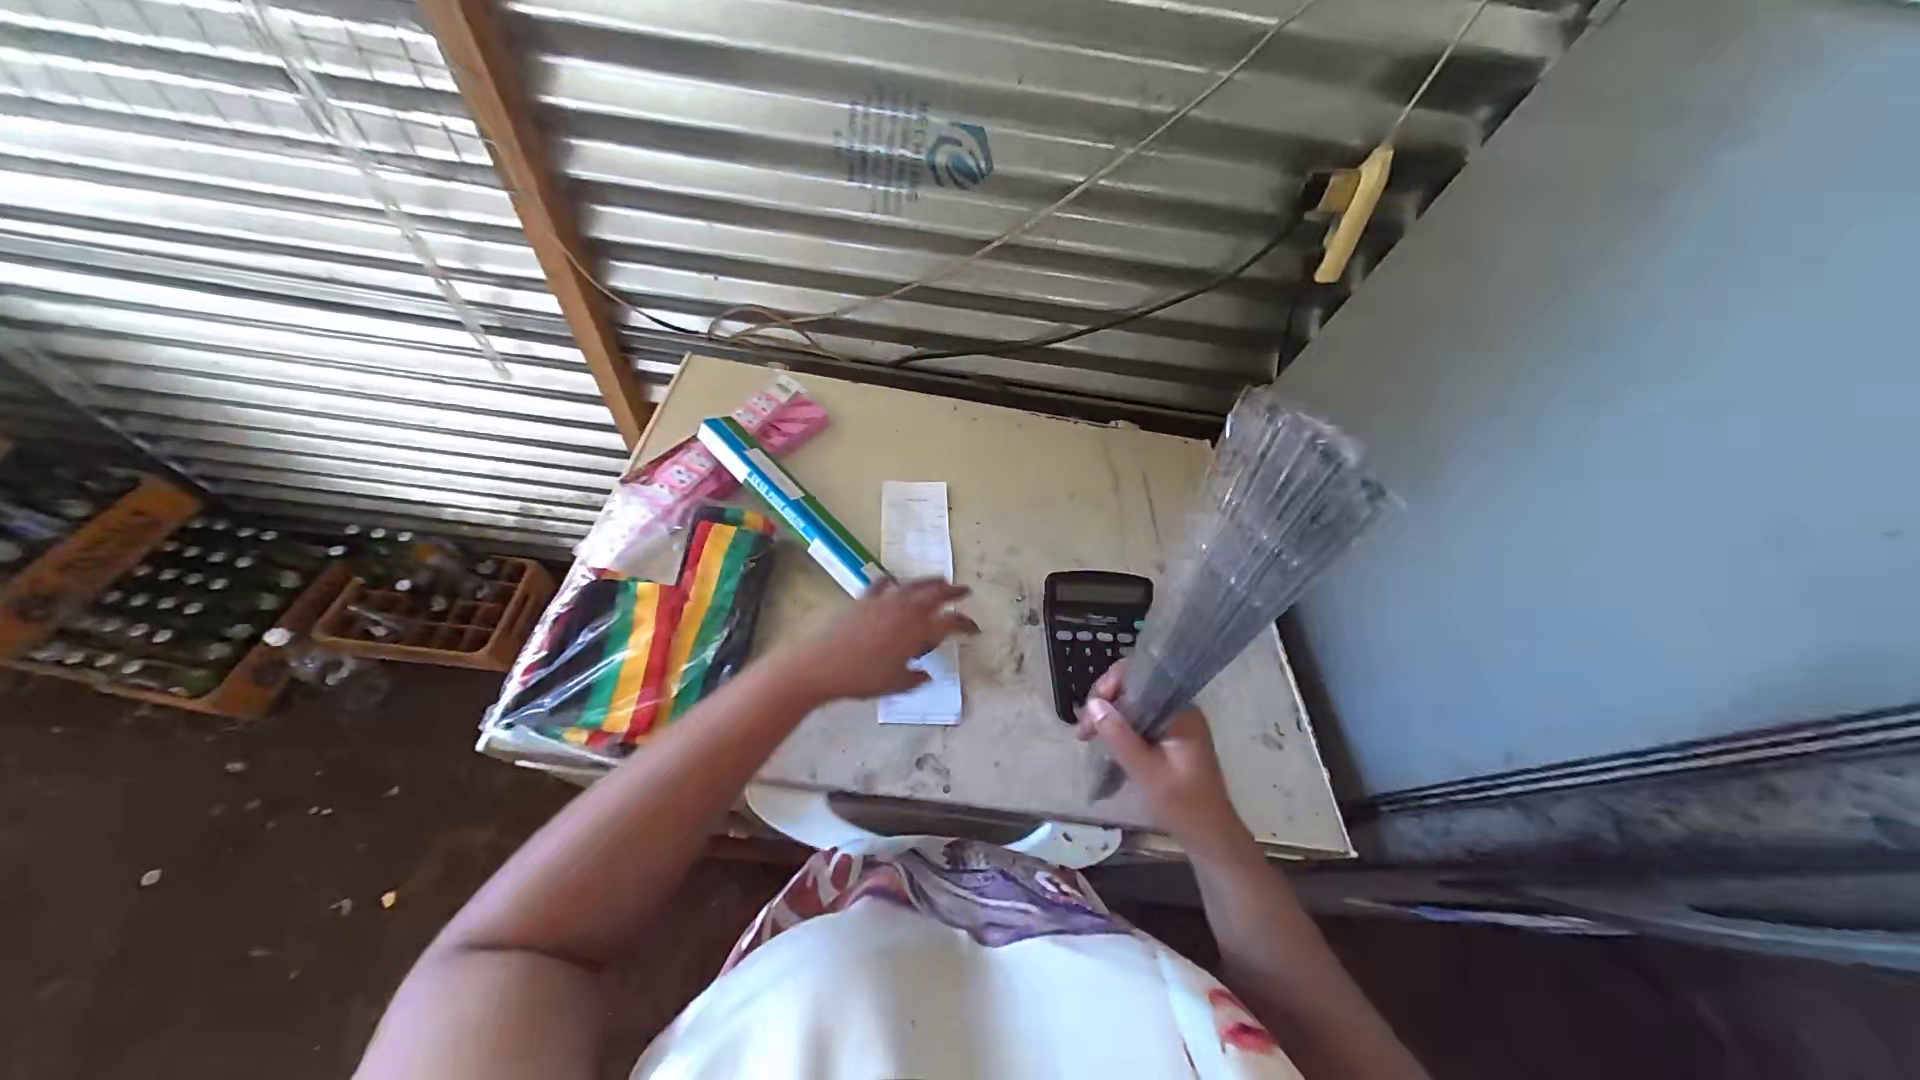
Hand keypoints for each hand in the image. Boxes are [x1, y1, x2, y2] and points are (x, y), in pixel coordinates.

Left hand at [776, 577, 978, 702]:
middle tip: (965, 590)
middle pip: (936, 594)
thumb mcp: (896, 684)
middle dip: (953, 592)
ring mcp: (884, 601)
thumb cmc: (863, 678)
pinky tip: (894, 580)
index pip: (951, 622)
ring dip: (929, 582)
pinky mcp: (864, 599)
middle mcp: (905, 610)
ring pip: (913, 585)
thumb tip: (927, 674)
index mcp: (918, 630)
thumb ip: (916, 678)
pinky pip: (882, 585)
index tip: (974, 629)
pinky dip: (891, 581)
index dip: (966, 625)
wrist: (822, 665)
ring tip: (940, 580)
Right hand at [1076, 660, 1255, 862]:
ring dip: (1107, 718)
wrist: (1211, 840)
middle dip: (1103, 705)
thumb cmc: (1184, 807)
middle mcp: (1177, 711)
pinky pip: (1137, 724)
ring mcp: (1173, 725)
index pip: (1139, 677)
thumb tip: (1092, 704)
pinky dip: (1118, 730)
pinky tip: (1102, 744)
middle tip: (1084, 732)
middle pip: (1132, 690)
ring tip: (1087, 738)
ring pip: (1132, 707)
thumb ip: (1120, 737)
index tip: (1091, 711)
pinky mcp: (1167, 740)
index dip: (1110, 685)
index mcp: (1180, 711)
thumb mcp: (1147, 773)